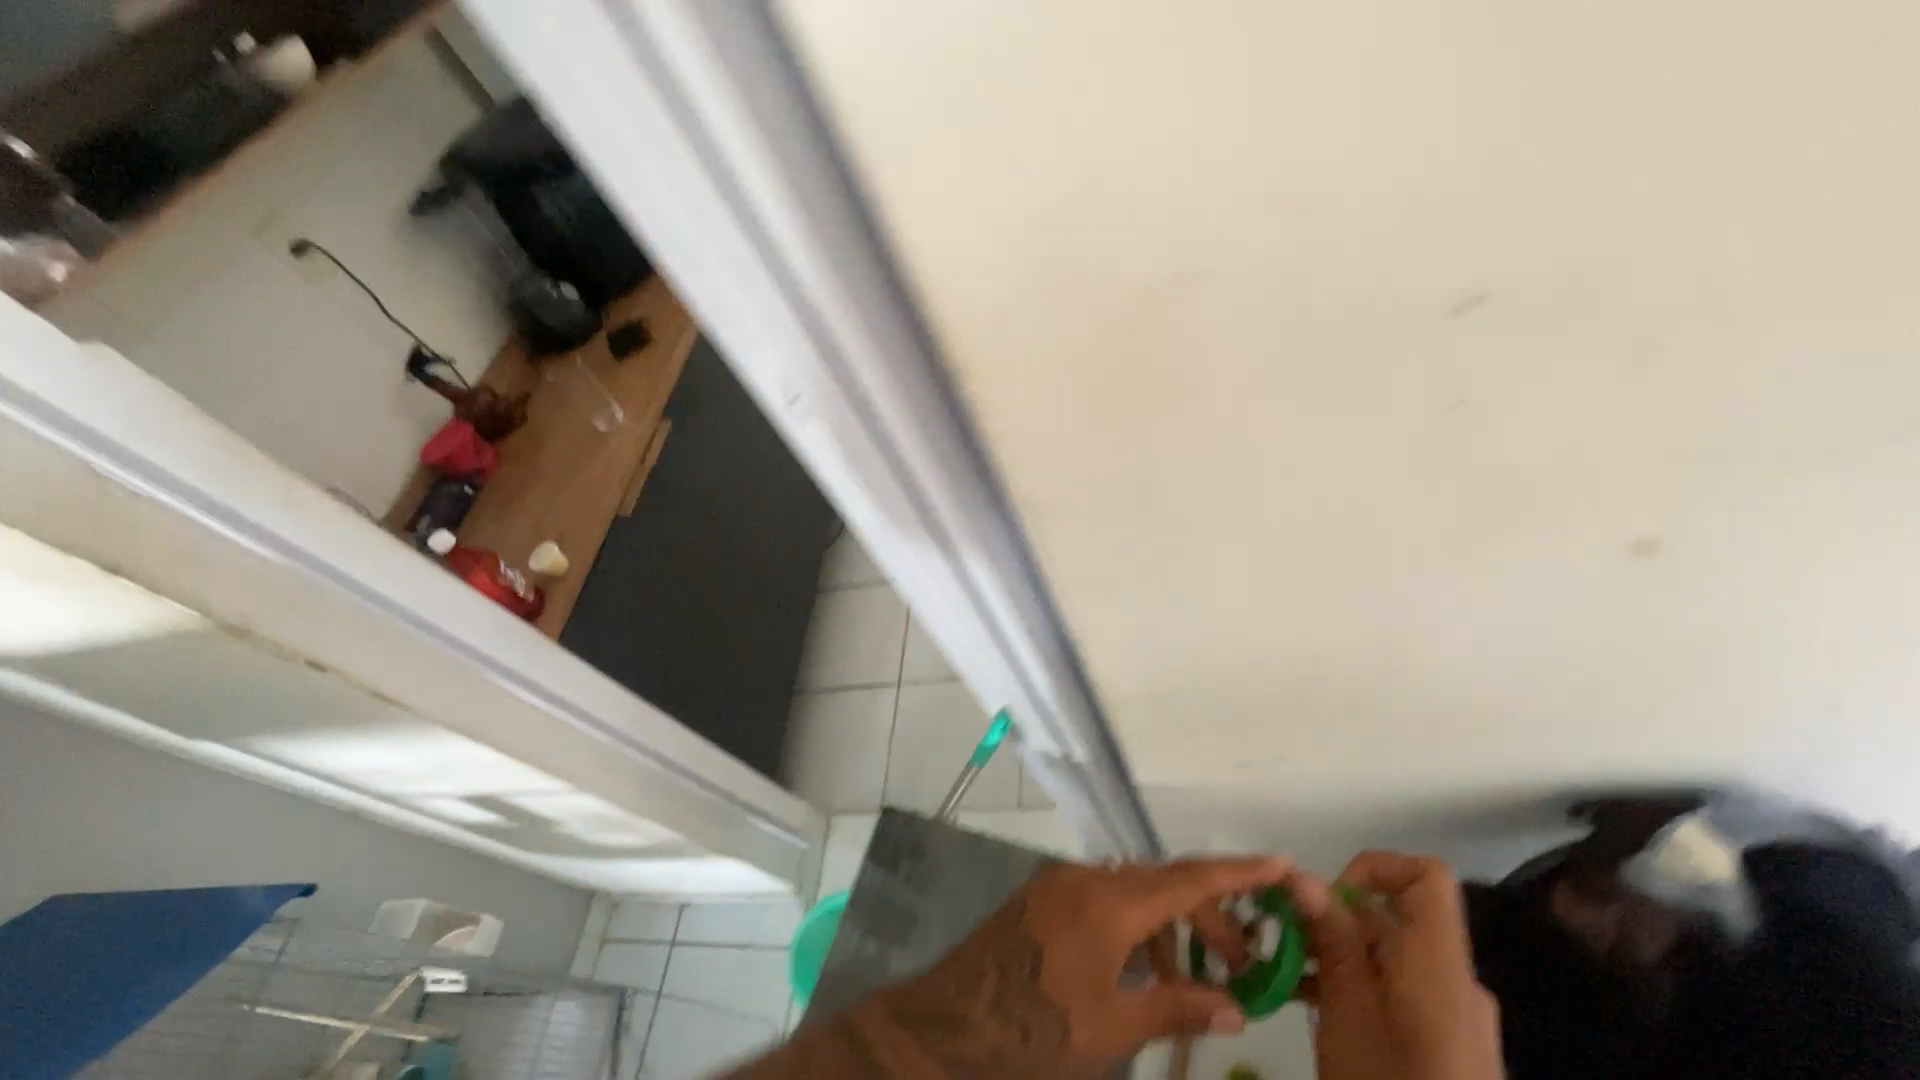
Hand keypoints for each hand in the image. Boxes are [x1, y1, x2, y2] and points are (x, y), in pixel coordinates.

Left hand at [865, 857, 1296, 1078]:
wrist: (946, 1024)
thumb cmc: (1034, 1025)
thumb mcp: (1113, 1026)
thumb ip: (1177, 1006)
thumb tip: (1235, 1010)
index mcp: (1109, 901)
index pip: (1189, 878)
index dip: (1239, 871)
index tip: (1282, 864)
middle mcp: (1085, 878)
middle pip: (1162, 886)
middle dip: (1207, 919)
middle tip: (1241, 967)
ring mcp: (1057, 886)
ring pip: (1131, 894)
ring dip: (1167, 930)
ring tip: (1190, 983)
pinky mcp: (1038, 900)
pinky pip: (1100, 902)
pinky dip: (1130, 930)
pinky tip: (1138, 973)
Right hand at [1292, 852, 1504, 1079]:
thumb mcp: (1347, 1011)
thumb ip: (1330, 938)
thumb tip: (1304, 875)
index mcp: (1440, 963)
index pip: (1426, 877)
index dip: (1374, 868)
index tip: (1325, 899)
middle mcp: (1457, 981)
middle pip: (1397, 920)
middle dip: (1333, 920)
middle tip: (1278, 943)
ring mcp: (1455, 1017)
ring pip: (1391, 960)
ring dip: (1338, 957)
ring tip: (1285, 981)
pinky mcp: (1447, 1048)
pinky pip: (1401, 995)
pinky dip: (1358, 990)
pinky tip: (1316, 1013)